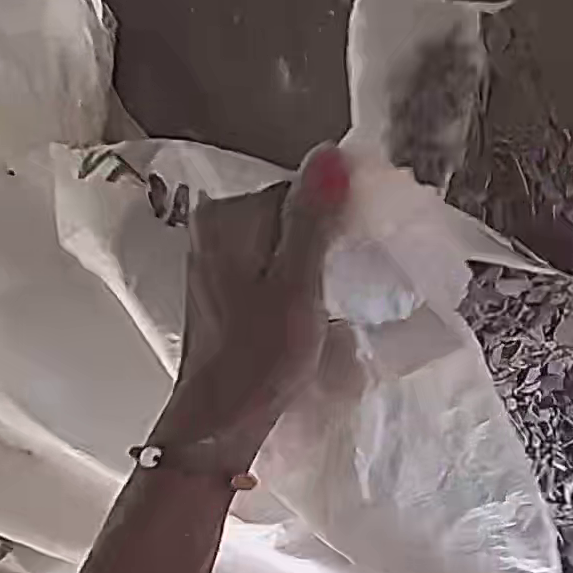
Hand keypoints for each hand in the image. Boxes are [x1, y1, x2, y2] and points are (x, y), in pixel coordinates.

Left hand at [154, 146, 350, 468]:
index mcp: (227, 219)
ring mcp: (212, 261)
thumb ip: (312, 220)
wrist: (223, 419)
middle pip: (285, 215)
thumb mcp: (298, 286)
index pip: (297, 192)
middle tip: (349, 279)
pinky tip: (305, 309)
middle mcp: (212, 229)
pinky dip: (291, 281)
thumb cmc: (263, 357)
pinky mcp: (219, 290)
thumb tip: (331, 153)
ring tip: (331, 298)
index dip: (335, 218)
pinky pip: (266, 268)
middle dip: (321, 241)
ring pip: (277, 244)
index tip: (360, 253)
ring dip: (309, 264)